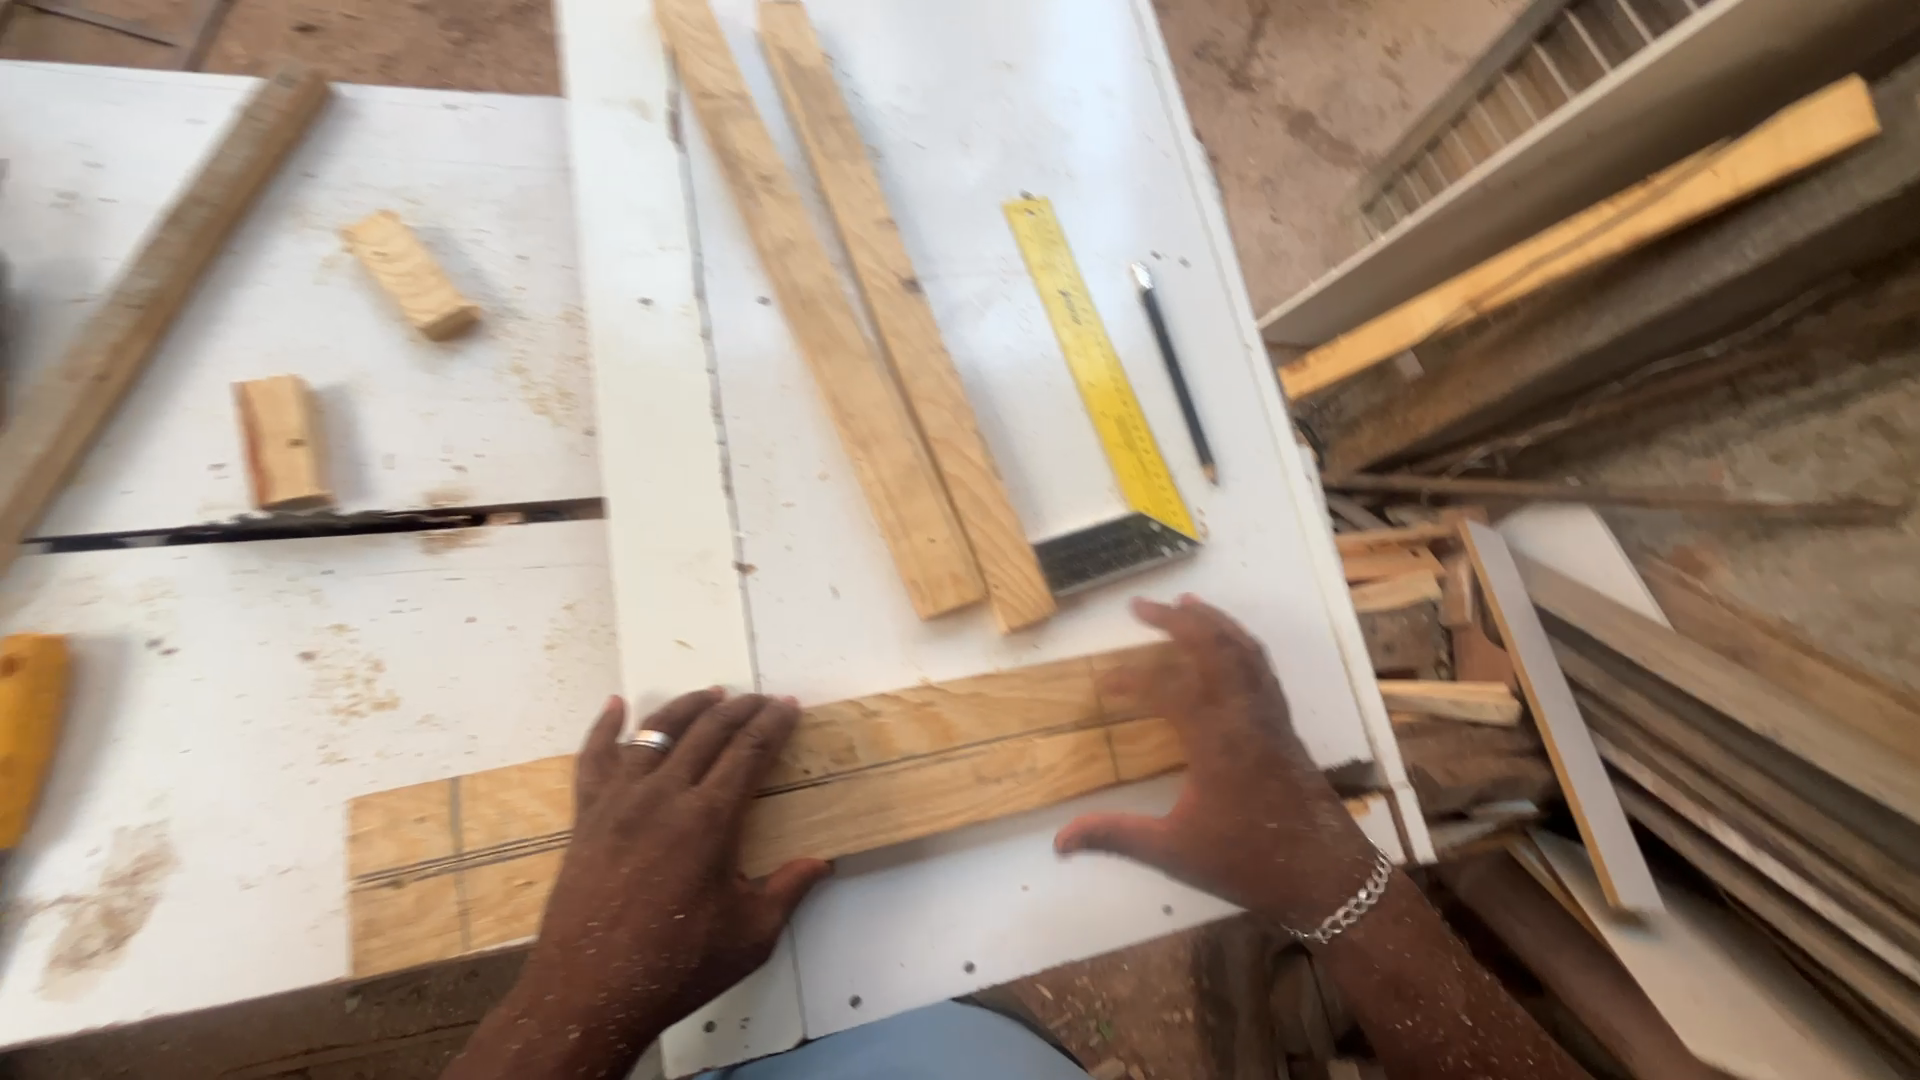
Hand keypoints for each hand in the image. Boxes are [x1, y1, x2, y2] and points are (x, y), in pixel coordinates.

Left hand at [448, 691, 829, 1078]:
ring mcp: (619, 803)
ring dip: (687, 706)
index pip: (749, 750)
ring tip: (709, 694)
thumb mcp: (751, 935)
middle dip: (740, 708)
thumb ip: (788, 890)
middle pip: (707, 731)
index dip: (773, 723)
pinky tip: (615, 706)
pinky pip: (593, 760)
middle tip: (760, 699)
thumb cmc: (675, 966)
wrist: (587, 996)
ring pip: (655, 733)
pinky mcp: (587, 818)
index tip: (788, 706)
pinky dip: (604, 728)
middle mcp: (664, 797)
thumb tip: (822, 863)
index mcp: (709, 820)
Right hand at [1055, 596, 1378, 930]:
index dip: (1131, 680)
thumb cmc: (1247, 862)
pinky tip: (1227, 640)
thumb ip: (1115, 836)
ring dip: (1212, 621)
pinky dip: (1240, 641)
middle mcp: (1244, 716)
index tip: (1104, 685)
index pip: (1166, 690)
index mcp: (1215, 742)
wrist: (1326, 878)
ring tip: (1185, 602)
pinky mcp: (1283, 723)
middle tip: (1140, 606)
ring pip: (1243, 650)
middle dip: (1175, 621)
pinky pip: (1262, 667)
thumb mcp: (1174, 853)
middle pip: (1212, 648)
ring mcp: (1269, 716)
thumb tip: (1058, 842)